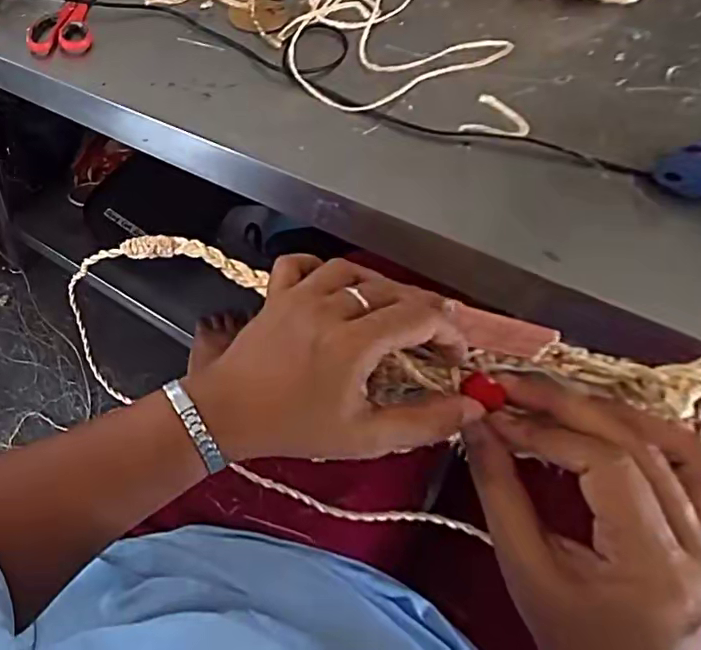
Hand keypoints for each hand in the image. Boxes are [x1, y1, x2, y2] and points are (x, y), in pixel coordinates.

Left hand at [187, 255, 482, 462]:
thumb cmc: (295, 426)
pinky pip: (298, 263)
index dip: (447, 332)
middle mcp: (324, 309)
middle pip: (387, 290)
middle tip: (432, 337)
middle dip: (421, 310)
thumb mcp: (367, 437)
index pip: (416, 316)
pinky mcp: (273, 295)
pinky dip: (321, 267)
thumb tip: (472, 406)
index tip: (454, 355)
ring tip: (392, 310)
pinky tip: (335, 287)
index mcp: (351, 343)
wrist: (228, 410)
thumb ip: (425, 422)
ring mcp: (295, 297)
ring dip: (377, 285)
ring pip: (347, 270)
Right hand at [464, 375, 700, 649]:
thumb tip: (475, 424)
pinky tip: (614, 424)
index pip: (606, 463)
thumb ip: (498, 489)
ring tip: (563, 398)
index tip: (492, 417)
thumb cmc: (574, 642)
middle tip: (511, 385)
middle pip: (642, 446)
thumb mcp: (523, 567)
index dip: (543, 429)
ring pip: (687, 454)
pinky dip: (656, 438)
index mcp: (656, 566)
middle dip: (567, 404)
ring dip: (619, 413)